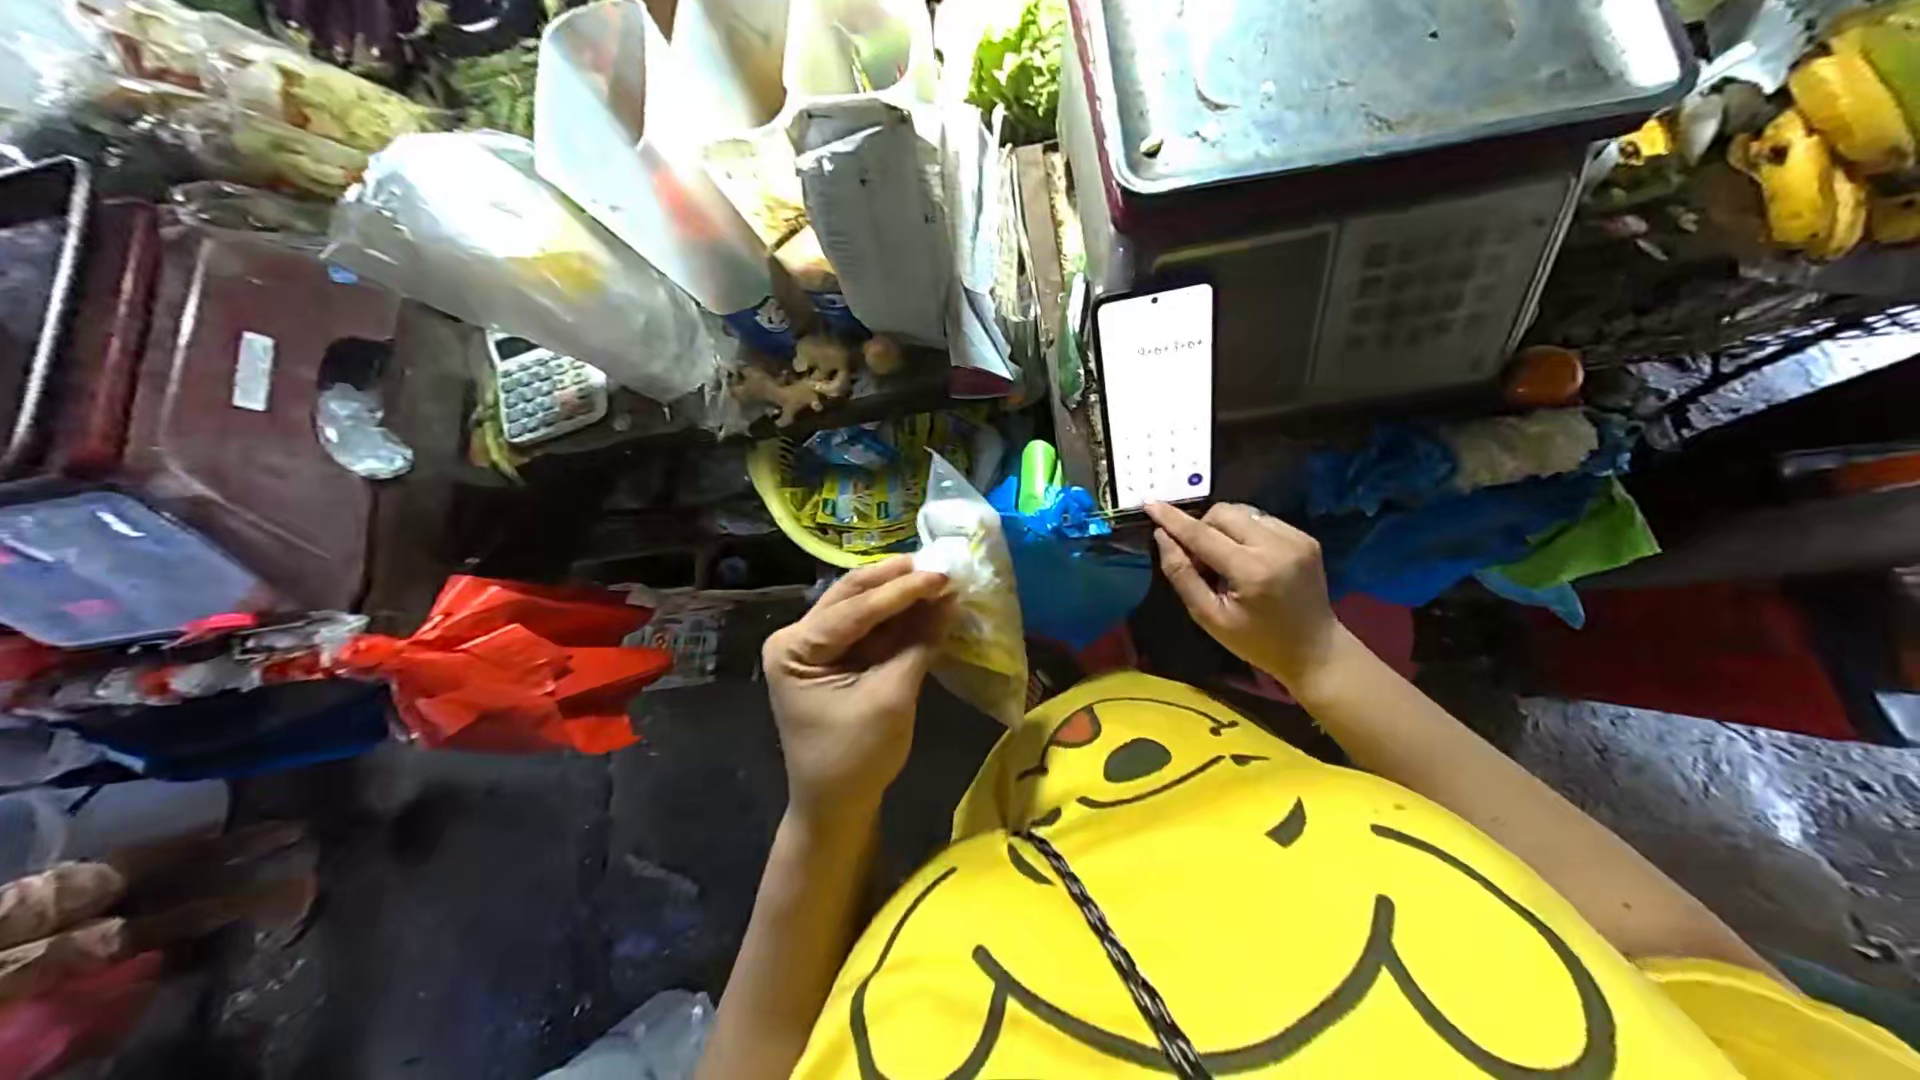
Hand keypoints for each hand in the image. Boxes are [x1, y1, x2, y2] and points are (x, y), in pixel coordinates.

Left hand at [762, 556, 949, 822]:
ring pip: (863, 607)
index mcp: (795, 648)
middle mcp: (799, 637)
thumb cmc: (855, 758)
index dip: (901, 591)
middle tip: (940, 566)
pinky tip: (929, 605)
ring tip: (940, 580)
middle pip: (852, 597)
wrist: (837, 807)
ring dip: (901, 597)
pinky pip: (871, 629)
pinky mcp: (839, 658)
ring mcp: (818, 647)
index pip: (853, 609)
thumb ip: (919, 644)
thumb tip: (949, 598)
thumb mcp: (891, 697)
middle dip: (897, 582)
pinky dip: (900, 619)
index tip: (942, 575)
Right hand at [1146, 501, 1343, 693]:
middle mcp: (1277, 546)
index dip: (1172, 519)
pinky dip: (1245, 532)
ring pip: (1242, 512)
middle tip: (1200, 561)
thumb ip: (1182, 575)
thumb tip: (1162, 536)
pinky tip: (1248, 558)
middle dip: (1202, 528)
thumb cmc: (1256, 641)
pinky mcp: (1305, 537)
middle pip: (1223, 513)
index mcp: (1252, 571)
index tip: (1150, 504)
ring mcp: (1296, 538)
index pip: (1202, 534)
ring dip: (1223, 529)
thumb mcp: (1209, 617)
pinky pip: (1261, 519)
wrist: (1314, 650)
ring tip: (1225, 560)